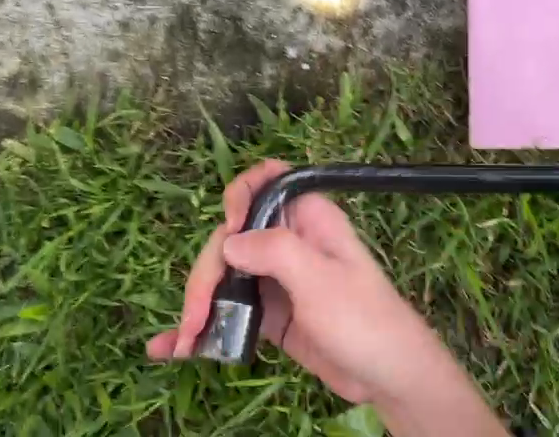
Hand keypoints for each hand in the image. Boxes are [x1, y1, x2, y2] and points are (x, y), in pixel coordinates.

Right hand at [148, 160, 507, 436]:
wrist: (385, 374)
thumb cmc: (362, 317)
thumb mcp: (320, 280)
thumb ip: (276, 251)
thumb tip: (229, 239)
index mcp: (308, 217)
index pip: (265, 183)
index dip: (239, 198)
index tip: (228, 231)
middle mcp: (289, 240)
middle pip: (231, 238)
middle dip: (206, 275)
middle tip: (195, 318)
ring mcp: (277, 278)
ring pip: (224, 275)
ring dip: (197, 304)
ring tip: (180, 343)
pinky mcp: (270, 313)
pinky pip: (229, 310)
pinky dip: (202, 327)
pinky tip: (173, 347)